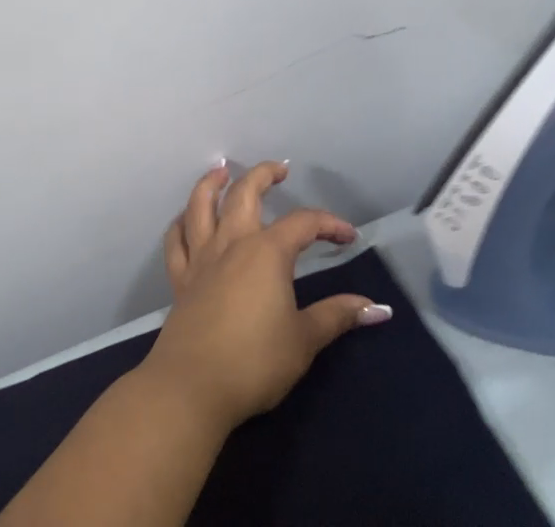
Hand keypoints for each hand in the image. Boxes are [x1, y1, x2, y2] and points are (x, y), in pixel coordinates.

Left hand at [139, 159, 391, 431]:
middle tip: (279, 169)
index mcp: (267, 252)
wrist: (192, 386)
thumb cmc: (255, 361)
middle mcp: (231, 245)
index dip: (329, 224)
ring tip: (221, 169)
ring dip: (211, 184)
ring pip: (200, 207)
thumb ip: (337, 316)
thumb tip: (378, 308)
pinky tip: (186, 219)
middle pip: (244, 194)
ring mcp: (200, 260)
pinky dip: (181, 223)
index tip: (348, 238)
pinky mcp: (179, 281)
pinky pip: (176, 241)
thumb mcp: (304, 340)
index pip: (303, 224)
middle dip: (263, 176)